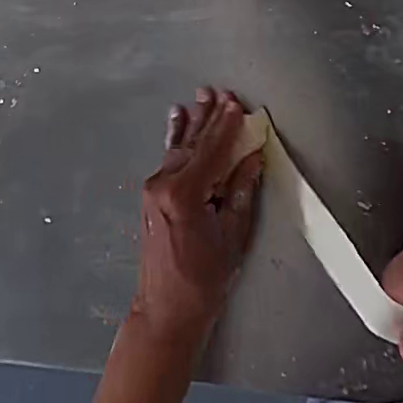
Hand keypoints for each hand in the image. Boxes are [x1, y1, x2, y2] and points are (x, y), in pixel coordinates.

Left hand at [130, 87, 264, 337]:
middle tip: (222, 93)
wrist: (165, 309)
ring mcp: (153, 187)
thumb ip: (241, 191)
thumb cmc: (203, 280)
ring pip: (180, 146)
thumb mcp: (232, 235)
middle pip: (195, 143)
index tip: (238, 105)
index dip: (228, 127)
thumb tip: (251, 157)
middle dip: (211, 117)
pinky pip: (169, 157)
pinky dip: (177, 136)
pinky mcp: (151, 193)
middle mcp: (164, 183)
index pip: (213, 150)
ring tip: (202, 96)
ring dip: (195, 122)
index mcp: (184, 194)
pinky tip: (178, 118)